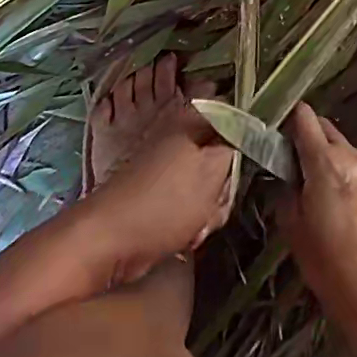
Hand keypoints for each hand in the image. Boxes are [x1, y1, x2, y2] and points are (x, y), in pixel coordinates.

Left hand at [74, 106, 233, 284]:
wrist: (108, 243)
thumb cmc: (165, 200)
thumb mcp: (213, 168)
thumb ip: (234, 143)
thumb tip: (248, 125)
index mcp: (187, 119)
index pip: (229, 113)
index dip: (243, 137)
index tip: (246, 159)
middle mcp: (174, 136)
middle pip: (219, 154)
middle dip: (225, 183)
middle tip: (218, 201)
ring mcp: (162, 166)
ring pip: (206, 182)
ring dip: (210, 208)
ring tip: (200, 225)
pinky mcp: (153, 195)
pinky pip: (187, 202)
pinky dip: (191, 221)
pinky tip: (188, 238)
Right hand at [279, 103, 356, 327]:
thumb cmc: (325, 263)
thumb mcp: (291, 224)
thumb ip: (286, 183)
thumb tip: (284, 164)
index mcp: (325, 164)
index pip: (305, 117)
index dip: (290, 120)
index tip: (281, 133)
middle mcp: (352, 157)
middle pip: (325, 128)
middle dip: (309, 139)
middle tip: (299, 165)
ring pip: (344, 147)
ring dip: (331, 158)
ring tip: (326, 190)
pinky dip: (350, 172)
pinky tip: (348, 201)